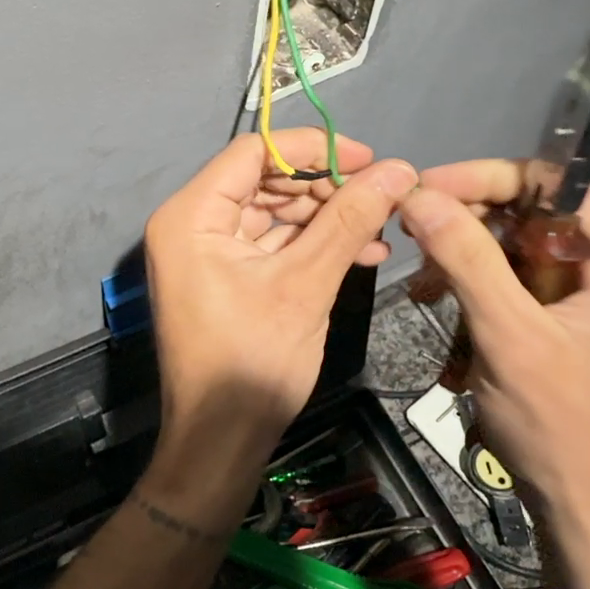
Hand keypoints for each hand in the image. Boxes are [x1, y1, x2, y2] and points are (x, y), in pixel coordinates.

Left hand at [143, 128, 417, 439]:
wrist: (220, 440)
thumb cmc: (252, 359)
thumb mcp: (305, 284)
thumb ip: (348, 221)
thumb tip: (398, 169)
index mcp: (191, 215)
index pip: (252, 152)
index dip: (311, 148)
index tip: (367, 158)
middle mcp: (191, 224)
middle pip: (264, 180)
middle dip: (324, 187)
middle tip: (381, 197)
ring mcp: (207, 252)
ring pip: (273, 213)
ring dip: (326, 219)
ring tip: (382, 230)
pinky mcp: (225, 277)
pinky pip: (271, 245)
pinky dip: (312, 246)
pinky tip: (363, 253)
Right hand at [396, 161, 589, 588]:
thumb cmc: (565, 432)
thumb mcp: (510, 339)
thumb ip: (467, 260)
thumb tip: (420, 195)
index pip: (560, 186)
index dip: (489, 179)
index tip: (426, 189)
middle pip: (539, 218)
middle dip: (472, 228)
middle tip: (414, 238)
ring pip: (524, 253)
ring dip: (469, 265)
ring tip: (424, 291)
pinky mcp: (582, 330)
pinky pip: (526, 289)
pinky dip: (483, 296)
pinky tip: (446, 314)